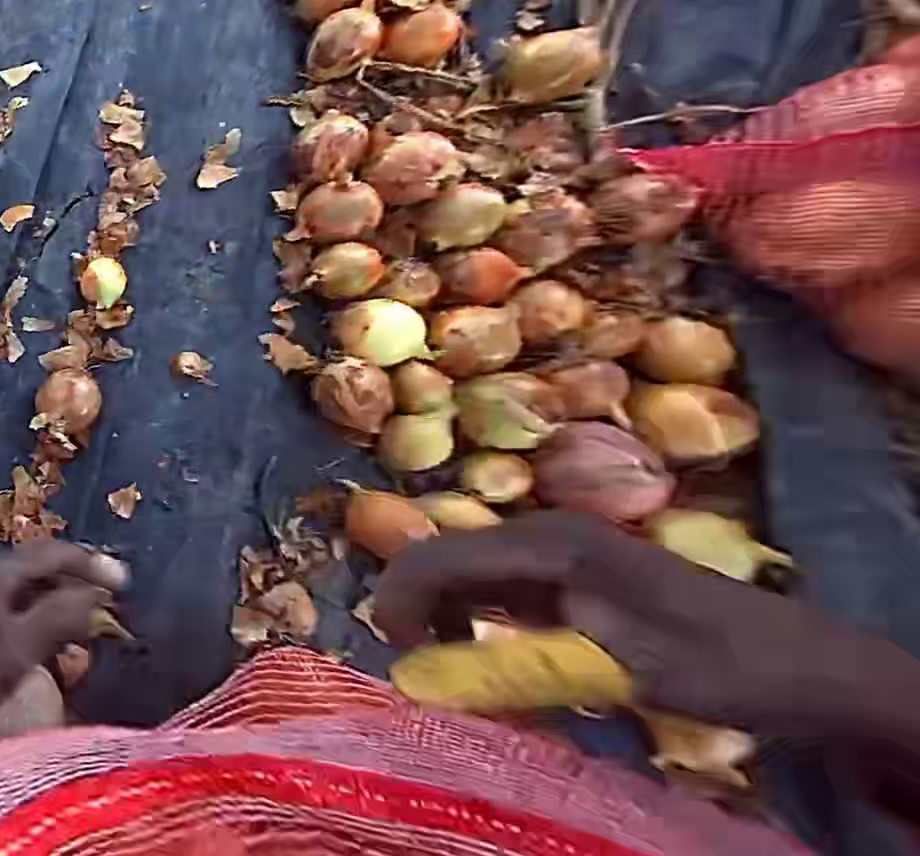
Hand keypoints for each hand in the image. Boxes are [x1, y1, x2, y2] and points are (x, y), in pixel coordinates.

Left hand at [0, 542, 129, 736]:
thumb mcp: (23, 646)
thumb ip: (62, 615)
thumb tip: (97, 595)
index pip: (55, 553)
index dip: (92, 564)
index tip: (125, 582)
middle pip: (44, 565)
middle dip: (80, 579)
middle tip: (113, 600)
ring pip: (34, 585)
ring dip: (64, 597)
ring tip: (93, 620)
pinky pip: (21, 602)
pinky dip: (46, 612)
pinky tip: (60, 637)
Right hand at [372, 511, 919, 739]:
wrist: (809, 663)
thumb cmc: (717, 662)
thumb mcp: (620, 668)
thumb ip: (521, 659)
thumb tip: (436, 667)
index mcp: (543, 543)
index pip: (438, 555)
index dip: (400, 594)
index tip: (393, 646)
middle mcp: (530, 532)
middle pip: (438, 555)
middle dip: (409, 602)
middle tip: (410, 657)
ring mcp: (540, 546)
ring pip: (453, 567)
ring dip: (433, 608)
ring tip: (439, 656)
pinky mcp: (549, 567)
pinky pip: (482, 582)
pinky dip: (464, 612)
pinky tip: (475, 644)